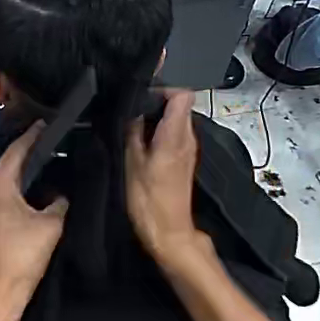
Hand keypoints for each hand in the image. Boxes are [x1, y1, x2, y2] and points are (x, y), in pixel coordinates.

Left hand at [0, 123, 67, 314]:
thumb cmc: (22, 258)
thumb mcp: (50, 226)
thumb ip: (58, 202)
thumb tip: (59, 193)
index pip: (16, 152)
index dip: (32, 137)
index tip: (45, 125)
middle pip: (3, 162)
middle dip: (24, 152)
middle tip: (46, 142)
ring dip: (15, 170)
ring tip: (38, 162)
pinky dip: (7, 184)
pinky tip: (23, 186)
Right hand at [125, 90, 206, 261]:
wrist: (168, 233)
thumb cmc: (148, 200)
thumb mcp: (131, 161)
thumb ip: (133, 130)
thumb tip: (132, 109)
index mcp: (175, 135)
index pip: (183, 94)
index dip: (164, 87)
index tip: (143, 92)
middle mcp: (187, 138)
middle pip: (179, 104)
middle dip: (156, 101)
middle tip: (131, 108)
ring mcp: (188, 149)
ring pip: (176, 118)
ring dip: (156, 116)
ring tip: (131, 124)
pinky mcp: (183, 159)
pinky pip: (174, 133)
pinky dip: (158, 130)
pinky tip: (139, 141)